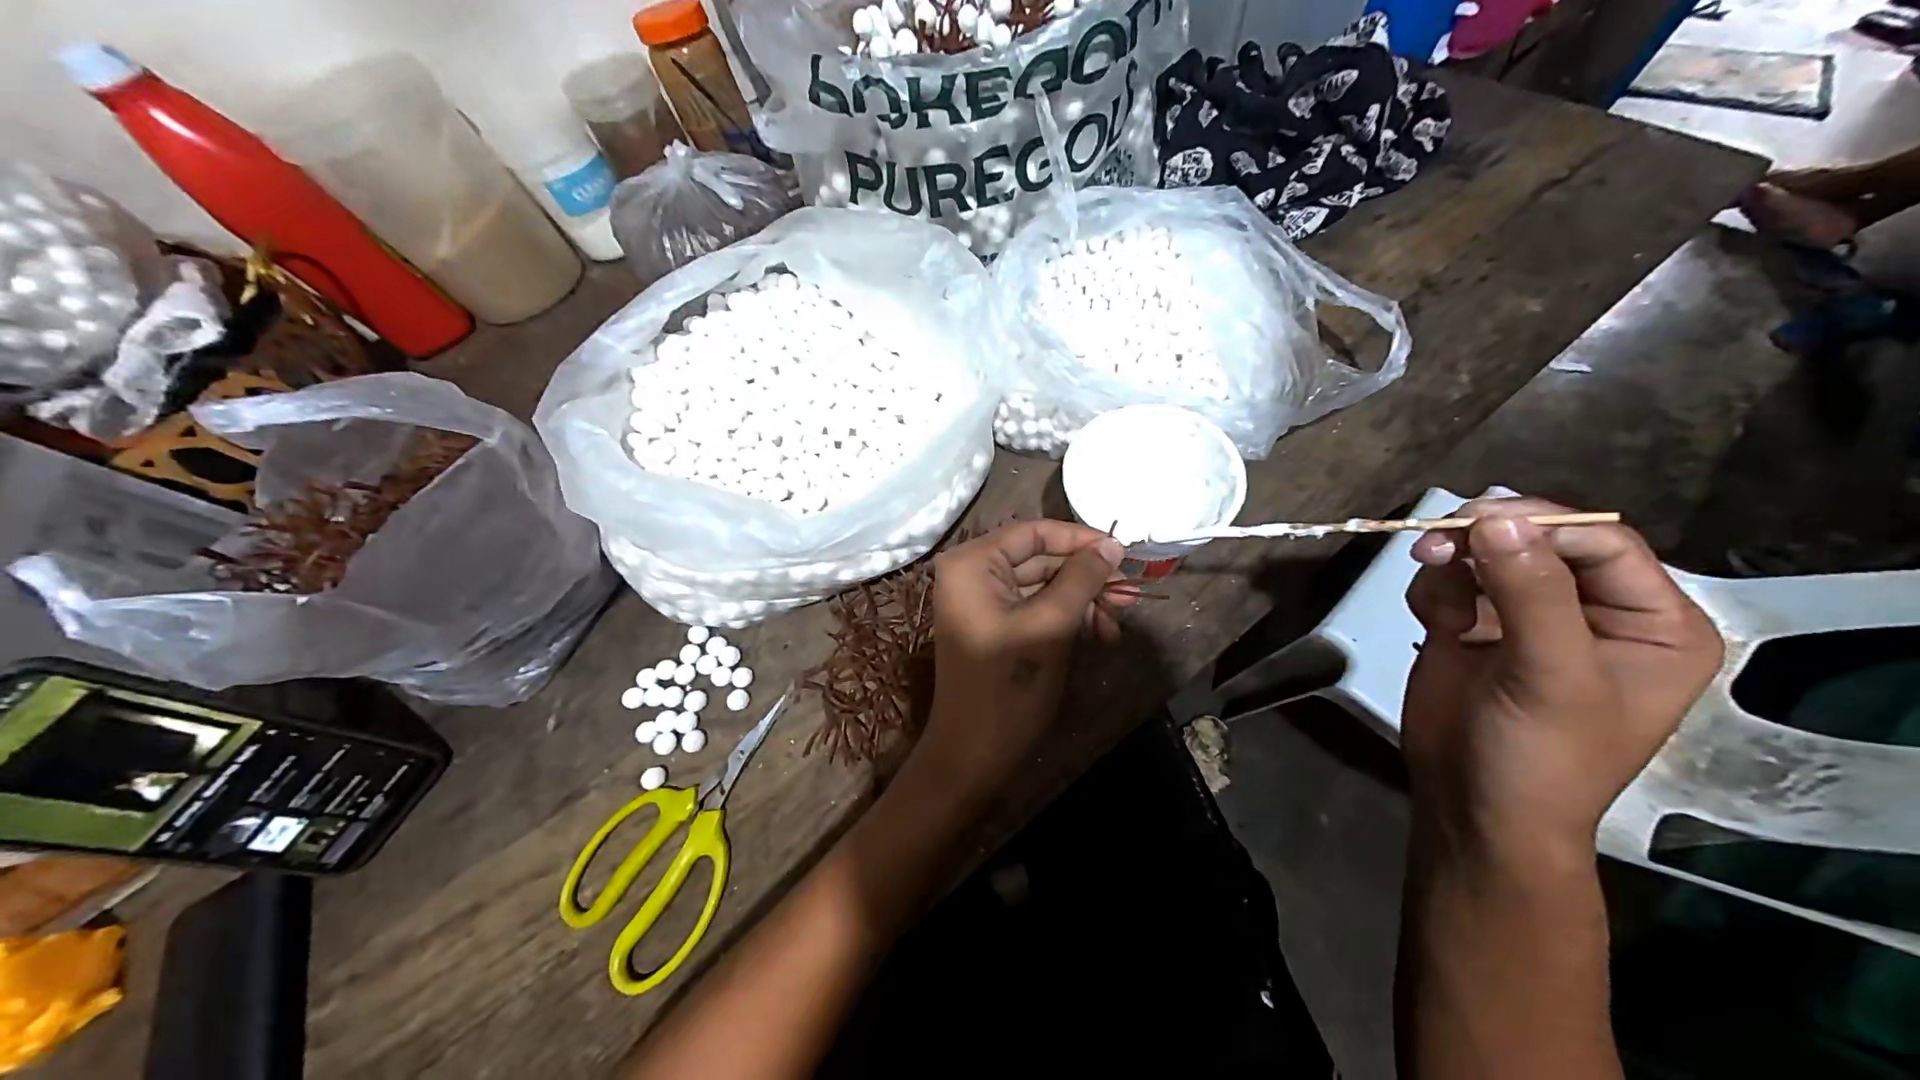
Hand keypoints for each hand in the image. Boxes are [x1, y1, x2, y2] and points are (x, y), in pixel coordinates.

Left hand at [917, 521, 1127, 798]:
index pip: (1035, 532)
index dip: (1082, 539)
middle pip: (1042, 558)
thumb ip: (1081, 579)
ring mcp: (983, 600)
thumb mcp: (1051, 625)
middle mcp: (972, 573)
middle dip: (1087, 578)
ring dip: (1083, 601)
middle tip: (1130, 596)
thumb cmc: (1008, 686)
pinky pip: (1037, 607)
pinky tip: (1098, 635)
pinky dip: (1068, 617)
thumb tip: (1112, 545)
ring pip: (1045, 584)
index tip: (1125, 555)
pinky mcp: (995, 624)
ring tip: (1116, 625)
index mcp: (973, 563)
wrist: (974, 752)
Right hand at [1402, 498, 1722, 862]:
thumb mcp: (1550, 675)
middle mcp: (1591, 611)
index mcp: (1650, 622)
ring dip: (1452, 561)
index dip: (1542, 526)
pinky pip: (1451, 582)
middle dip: (1486, 539)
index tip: (1476, 522)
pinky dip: (1433, 588)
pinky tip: (1430, 620)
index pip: (1602, 544)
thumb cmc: (1539, 756)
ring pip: (1486, 555)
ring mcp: (1525, 617)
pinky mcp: (1472, 627)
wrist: (1471, 808)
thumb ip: (1531, 592)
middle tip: (1435, 542)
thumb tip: (1494, 518)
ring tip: (1429, 581)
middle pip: (1538, 541)